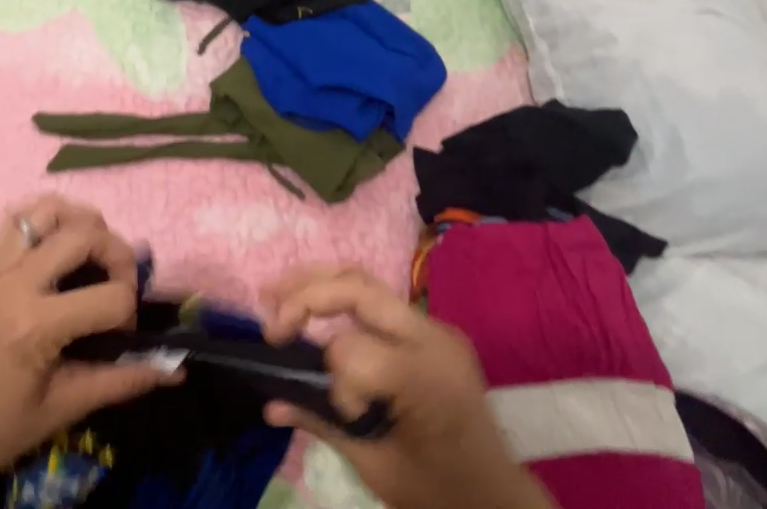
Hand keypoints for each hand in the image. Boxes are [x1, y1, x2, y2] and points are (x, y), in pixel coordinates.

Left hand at [0, 196, 178, 508]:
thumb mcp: (62, 409)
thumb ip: (121, 382)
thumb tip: (176, 372)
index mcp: (35, 324)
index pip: (110, 295)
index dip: (128, 314)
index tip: (120, 339)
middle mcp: (14, 281)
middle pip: (83, 232)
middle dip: (117, 253)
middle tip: (119, 286)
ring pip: (46, 209)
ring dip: (80, 222)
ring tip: (93, 255)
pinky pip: (13, 218)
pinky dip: (42, 218)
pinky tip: (57, 243)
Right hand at [261, 265, 556, 508]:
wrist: (498, 500)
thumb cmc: (440, 493)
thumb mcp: (378, 468)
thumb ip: (323, 424)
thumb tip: (270, 404)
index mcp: (423, 376)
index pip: (351, 348)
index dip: (333, 379)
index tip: (342, 412)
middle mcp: (432, 337)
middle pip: (356, 287)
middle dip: (305, 293)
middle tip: (269, 314)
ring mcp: (435, 328)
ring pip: (366, 280)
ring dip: (319, 282)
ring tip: (278, 293)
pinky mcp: (432, 331)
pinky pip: (379, 300)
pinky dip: (340, 297)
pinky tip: (315, 308)